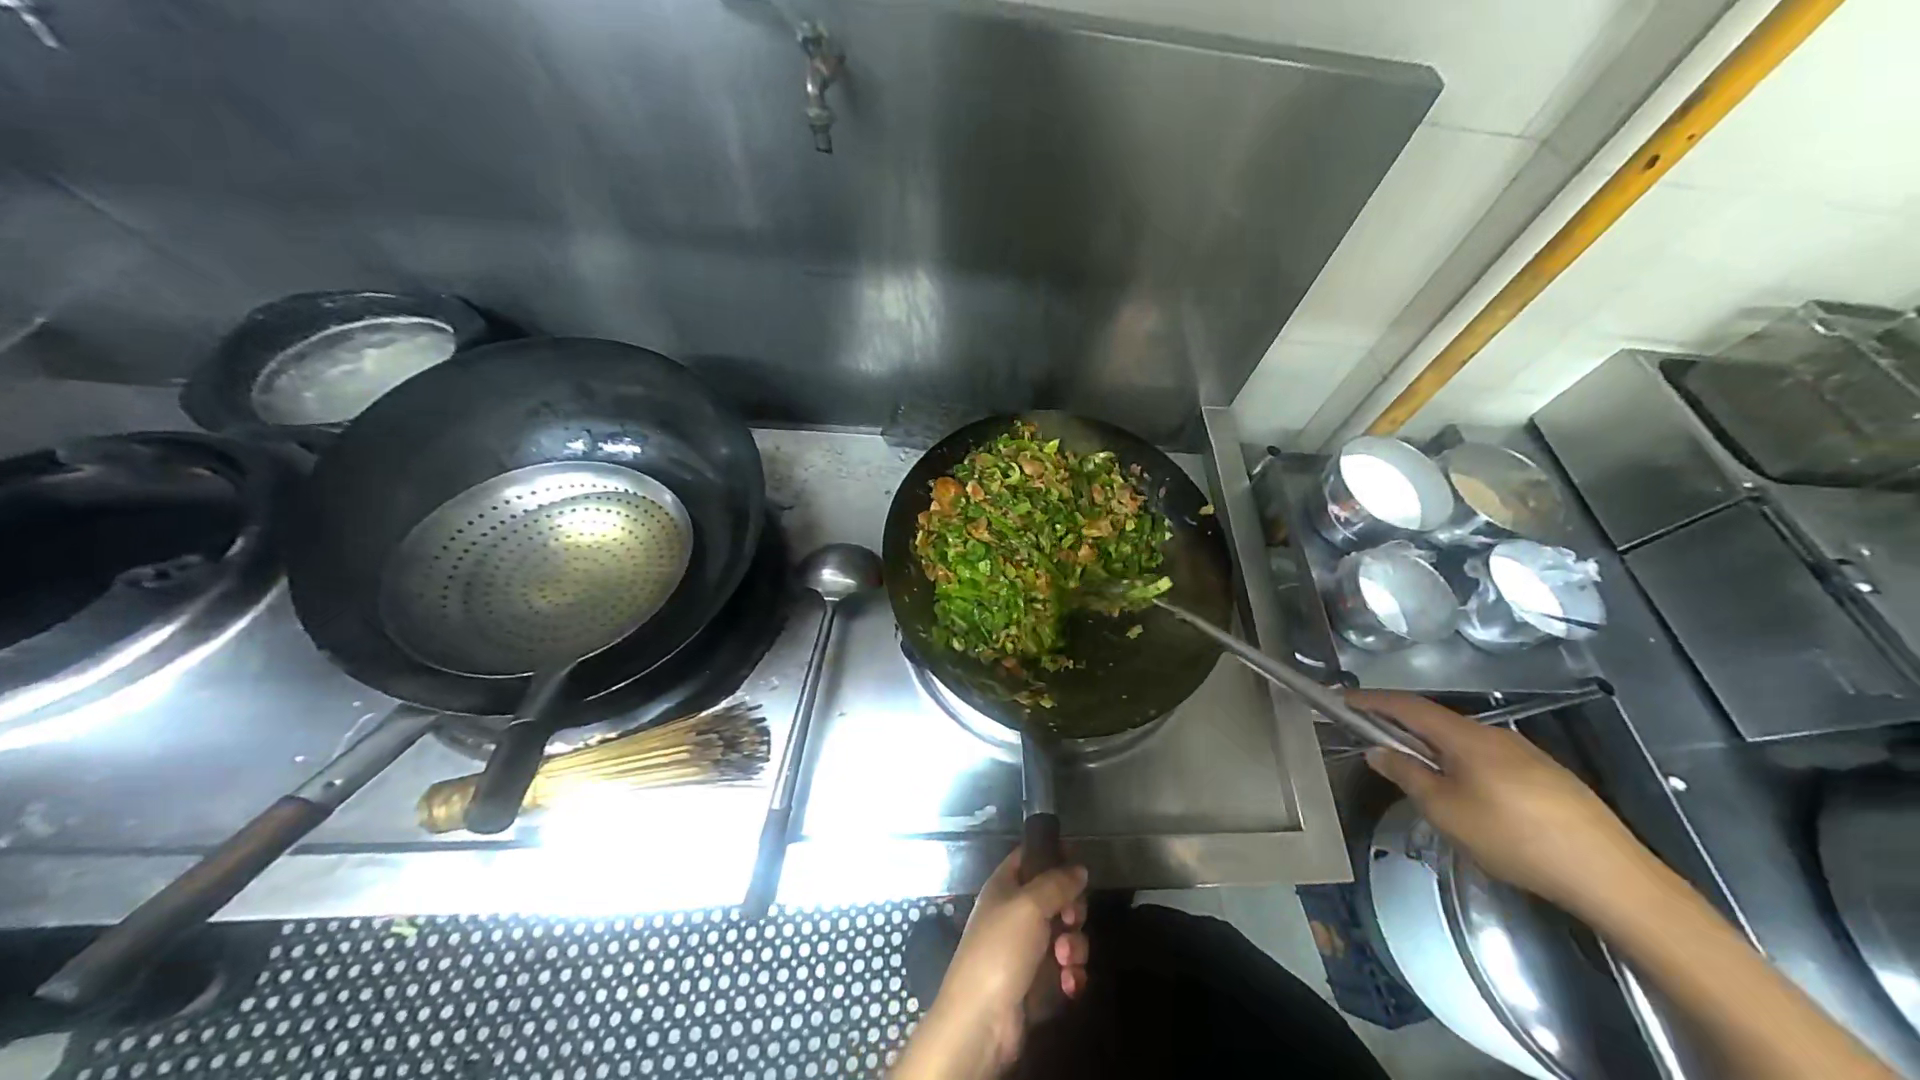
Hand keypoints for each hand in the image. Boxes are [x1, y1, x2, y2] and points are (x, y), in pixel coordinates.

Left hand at [905, 847, 1088, 1074]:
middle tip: (1071, 919)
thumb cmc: (1000, 949)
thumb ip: (1057, 882)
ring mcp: (1028, 949)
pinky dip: (1072, 976)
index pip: (1030, 857)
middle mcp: (1016, 913)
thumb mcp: (1028, 905)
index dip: (1053, 855)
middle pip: (1057, 897)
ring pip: (1066, 934)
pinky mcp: (1039, 982)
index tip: (1078, 863)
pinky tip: (1068, 985)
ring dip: (1074, 947)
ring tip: (1064, 961)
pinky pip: (1067, 969)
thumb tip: (1080, 868)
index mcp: (1005, 887)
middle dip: (1073, 909)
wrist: (982, 1019)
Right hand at [1354, 690, 1656, 917]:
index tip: (1341, 698)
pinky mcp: (1547, 779)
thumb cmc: (1514, 837)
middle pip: (1437, 722)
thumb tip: (1379, 751)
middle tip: (1374, 741)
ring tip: (1418, 777)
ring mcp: (1526, 756)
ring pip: (1464, 743)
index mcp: (1466, 737)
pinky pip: (1488, 760)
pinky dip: (1461, 766)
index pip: (1407, 706)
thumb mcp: (1445, 810)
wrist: (1610, 875)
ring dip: (1433, 750)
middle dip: (1401, 727)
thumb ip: (1408, 775)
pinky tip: (1466, 798)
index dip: (1371, 699)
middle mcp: (1496, 735)